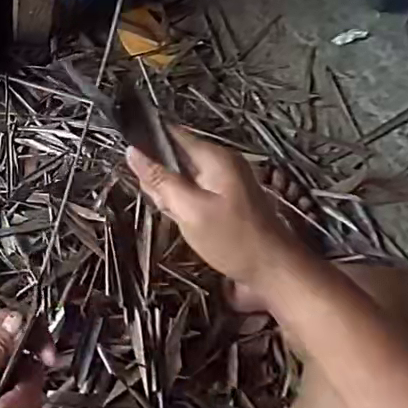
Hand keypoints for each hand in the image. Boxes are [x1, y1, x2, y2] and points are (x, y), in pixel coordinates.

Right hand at [127, 126, 305, 285]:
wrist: (275, 273)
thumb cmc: (234, 241)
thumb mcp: (189, 209)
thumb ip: (159, 179)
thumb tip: (132, 153)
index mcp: (214, 157)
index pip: (171, 134)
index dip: (148, 143)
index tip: (135, 165)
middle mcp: (221, 163)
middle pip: (174, 156)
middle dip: (159, 177)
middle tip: (165, 203)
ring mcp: (225, 180)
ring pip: (181, 177)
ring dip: (170, 194)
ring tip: (178, 216)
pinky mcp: (225, 198)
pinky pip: (193, 191)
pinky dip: (183, 204)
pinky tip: (187, 221)